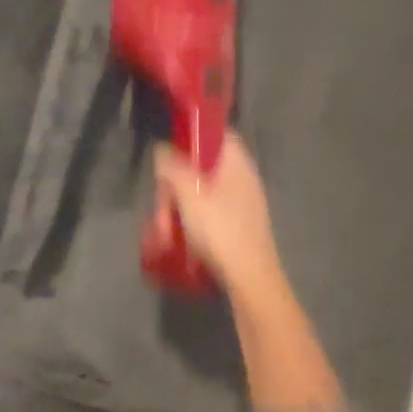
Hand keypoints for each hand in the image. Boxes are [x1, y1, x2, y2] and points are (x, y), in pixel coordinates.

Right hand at [153, 132, 285, 295]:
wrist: (249, 278)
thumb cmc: (219, 230)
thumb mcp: (188, 194)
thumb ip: (172, 167)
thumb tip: (162, 150)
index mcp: (236, 164)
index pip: (218, 133)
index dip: (194, 133)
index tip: (169, 143)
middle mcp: (243, 179)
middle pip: (203, 165)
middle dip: (176, 179)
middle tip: (162, 199)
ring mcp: (242, 204)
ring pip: (202, 190)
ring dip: (179, 203)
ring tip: (165, 224)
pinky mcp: (238, 225)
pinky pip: (208, 210)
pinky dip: (191, 218)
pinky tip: (180, 235)